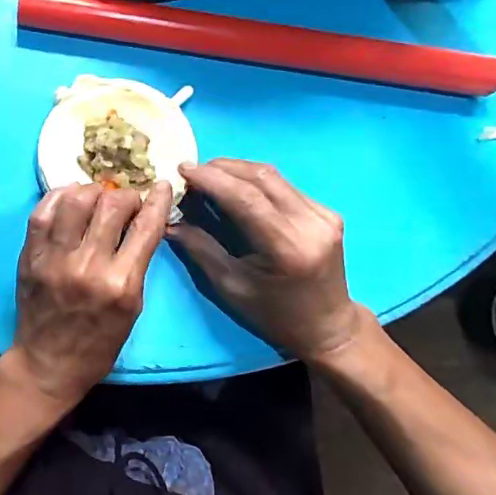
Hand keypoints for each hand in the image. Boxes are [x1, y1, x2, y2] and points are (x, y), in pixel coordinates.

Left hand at [0, 182, 172, 413]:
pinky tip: (69, 196)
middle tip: (125, 201)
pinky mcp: (30, 256)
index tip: (160, 185)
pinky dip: (59, 197)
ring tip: (96, 196)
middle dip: (125, 196)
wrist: (48, 363)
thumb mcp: (132, 307)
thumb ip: (135, 263)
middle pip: (110, 205)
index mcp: (121, 284)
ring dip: (91, 191)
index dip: (156, 200)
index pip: (145, 227)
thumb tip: (141, 220)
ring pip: (75, 200)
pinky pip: (42, 213)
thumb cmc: (98, 343)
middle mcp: (87, 266)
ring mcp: (54, 259)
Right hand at [169, 159, 369, 362]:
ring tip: (208, 175)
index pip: (245, 197)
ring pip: (273, 177)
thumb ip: (200, 247)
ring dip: (236, 170)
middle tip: (190, 171)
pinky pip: (284, 186)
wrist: (327, 326)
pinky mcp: (326, 212)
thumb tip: (168, 220)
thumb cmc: (273, 314)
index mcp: (287, 247)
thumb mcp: (230, 286)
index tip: (182, 168)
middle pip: (261, 178)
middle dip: (221, 168)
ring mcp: (324, 215)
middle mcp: (311, 224)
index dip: (211, 178)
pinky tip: (235, 187)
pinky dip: (254, 181)